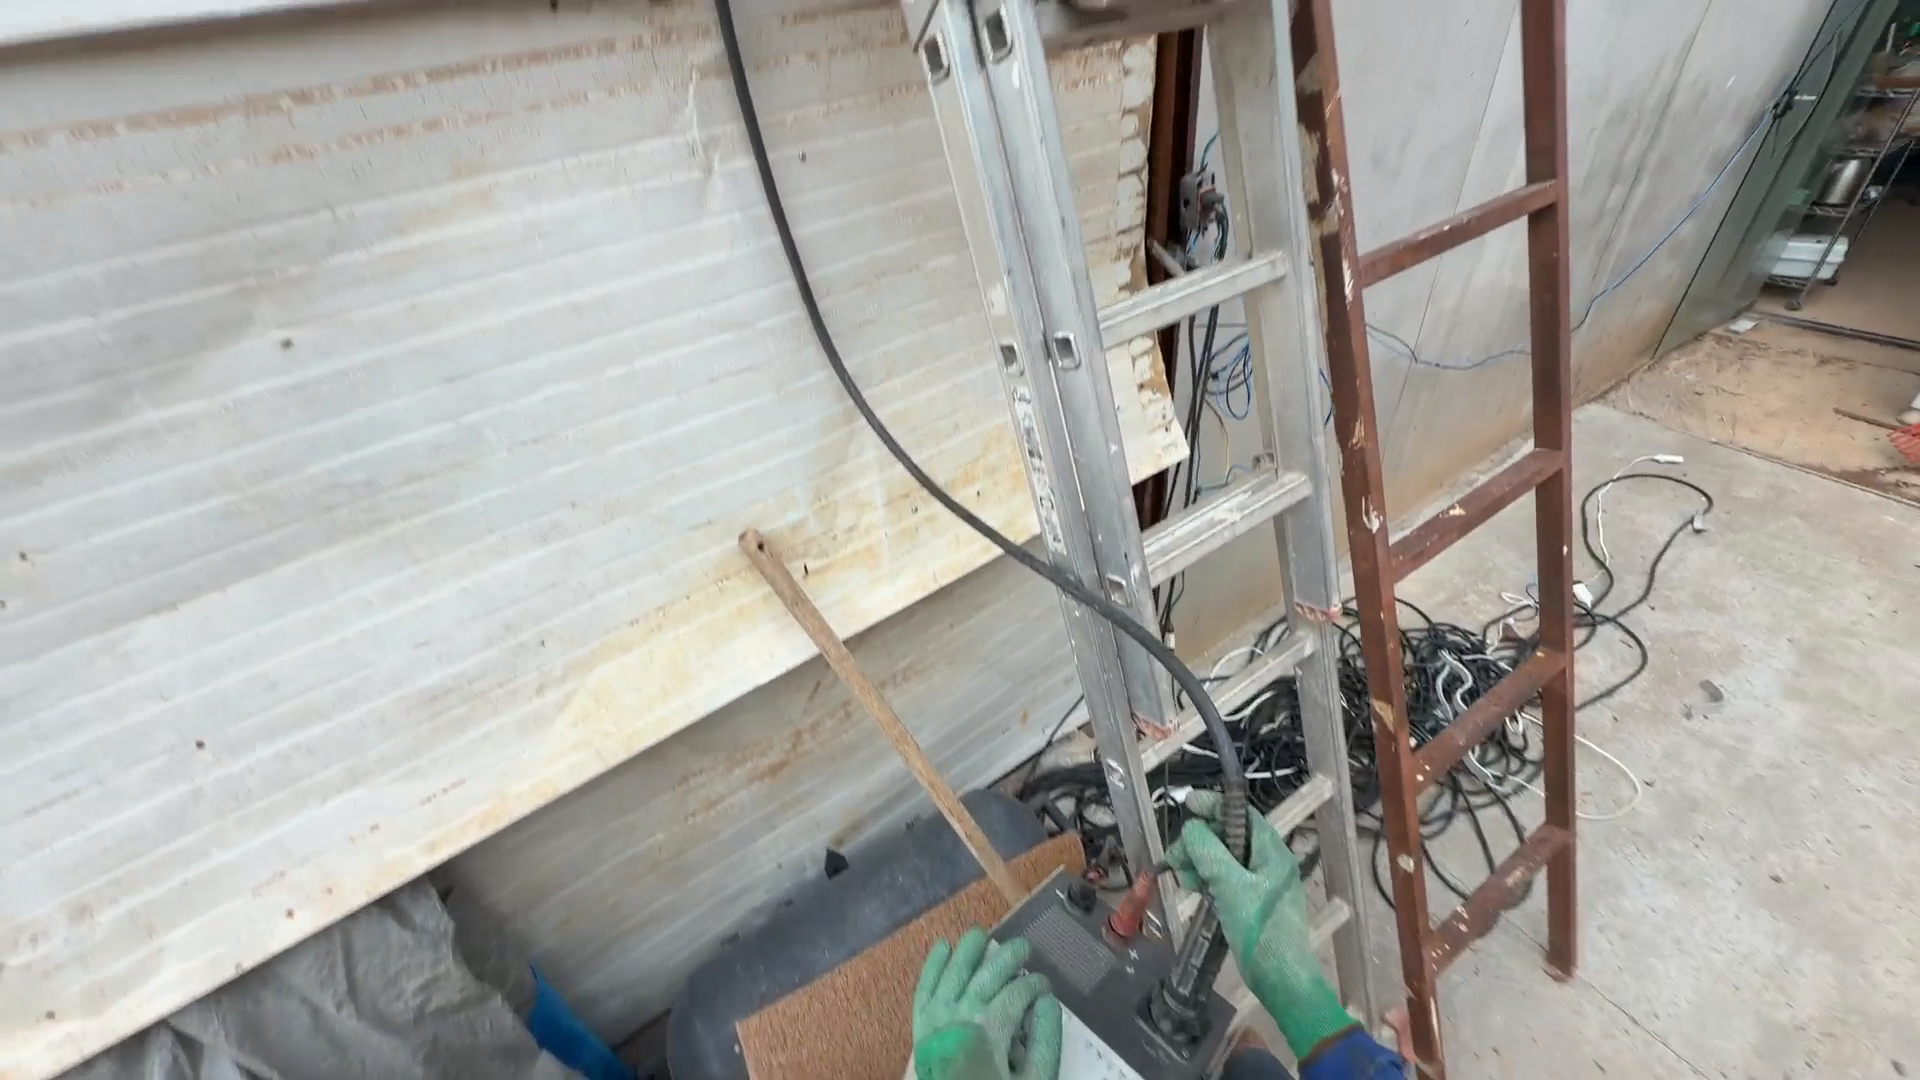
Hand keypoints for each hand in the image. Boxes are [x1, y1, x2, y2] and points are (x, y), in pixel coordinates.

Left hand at [912, 928, 1062, 1079]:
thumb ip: (1045, 1045)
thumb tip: (1048, 1003)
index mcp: (989, 1032)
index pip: (1017, 993)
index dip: (1034, 985)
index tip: (1046, 986)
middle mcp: (960, 1017)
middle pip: (986, 974)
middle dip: (1008, 957)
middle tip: (1024, 948)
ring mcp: (936, 1020)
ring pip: (953, 972)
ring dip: (968, 950)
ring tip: (981, 933)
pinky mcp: (920, 1028)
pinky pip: (925, 988)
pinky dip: (933, 966)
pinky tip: (943, 947)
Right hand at [1163, 791, 1355, 1059]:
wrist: (1280, 981)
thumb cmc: (1260, 928)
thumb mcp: (1229, 884)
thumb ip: (1207, 850)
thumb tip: (1190, 828)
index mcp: (1271, 851)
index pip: (1241, 814)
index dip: (1214, 805)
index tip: (1187, 804)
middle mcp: (1265, 861)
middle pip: (1225, 836)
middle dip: (1197, 842)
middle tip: (1175, 857)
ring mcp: (1257, 882)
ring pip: (1219, 857)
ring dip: (1196, 862)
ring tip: (1183, 880)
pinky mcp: (1247, 900)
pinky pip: (1221, 878)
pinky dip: (1204, 879)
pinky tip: (1191, 889)